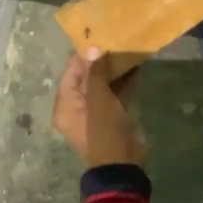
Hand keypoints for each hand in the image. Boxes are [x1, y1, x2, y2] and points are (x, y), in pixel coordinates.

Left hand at [52, 48, 144, 167]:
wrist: (122, 164)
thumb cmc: (103, 130)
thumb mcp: (98, 99)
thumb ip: (95, 73)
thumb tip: (93, 48)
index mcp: (66, 104)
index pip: (71, 73)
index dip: (84, 56)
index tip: (99, 38)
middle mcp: (78, 107)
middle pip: (87, 78)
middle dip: (102, 61)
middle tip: (117, 41)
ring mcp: (96, 112)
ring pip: (104, 85)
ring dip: (115, 70)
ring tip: (128, 49)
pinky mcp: (113, 116)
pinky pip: (116, 94)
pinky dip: (124, 82)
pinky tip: (137, 66)